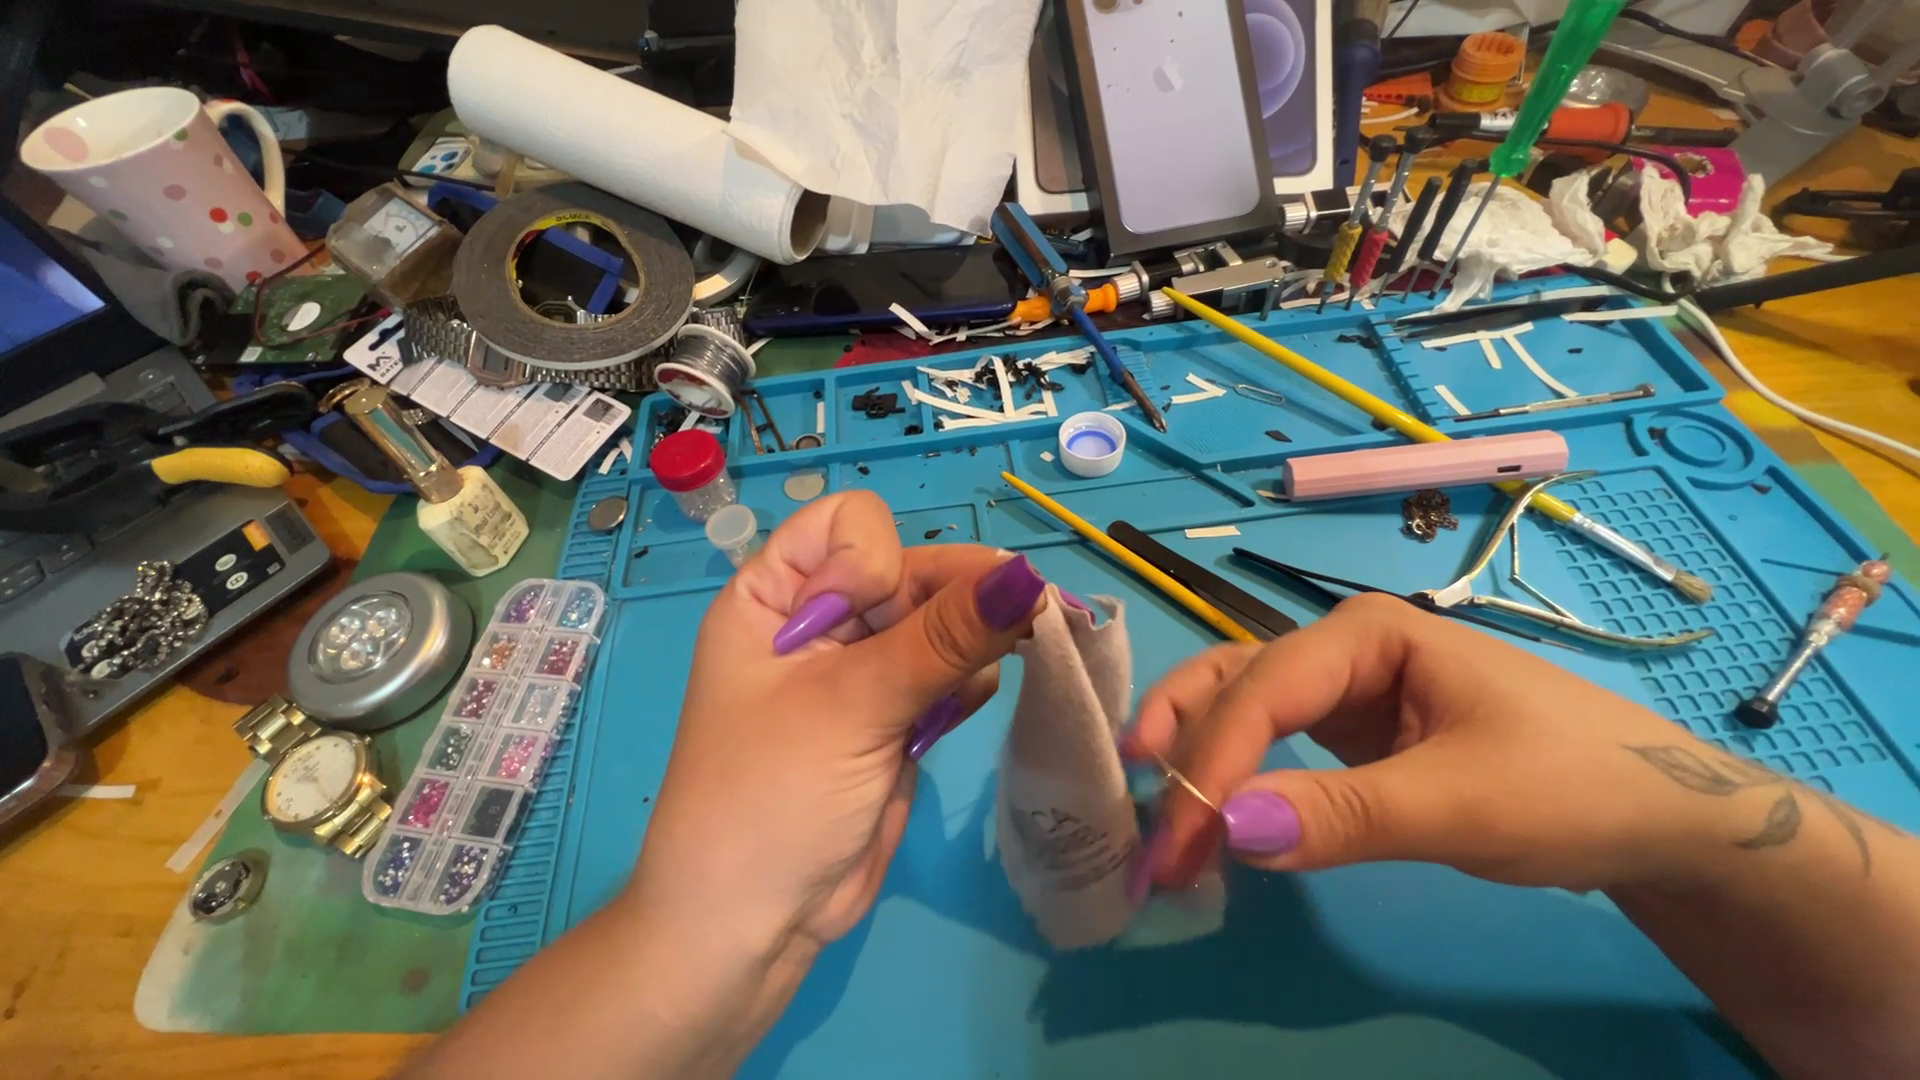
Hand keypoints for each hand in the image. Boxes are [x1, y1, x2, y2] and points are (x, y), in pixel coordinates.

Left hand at [628, 491, 1047, 963]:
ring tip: (993, 664)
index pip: (846, 526)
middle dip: (956, 594)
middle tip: (1024, 617)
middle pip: (906, 571)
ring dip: (973, 635)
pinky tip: (969, 700)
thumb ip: (942, 640)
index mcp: (773, 597)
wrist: (753, 926)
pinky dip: (967, 677)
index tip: (878, 615)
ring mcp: (860, 671)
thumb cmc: (772, 798)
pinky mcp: (894, 715)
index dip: (876, 561)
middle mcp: (818, 622)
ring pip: (937, 621)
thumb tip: (1026, 575)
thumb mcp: (852, 708)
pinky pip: (947, 670)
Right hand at [1128, 593, 1785, 894]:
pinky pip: (1267, 745)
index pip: (1261, 689)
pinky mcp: (1345, 731)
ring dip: (1193, 760)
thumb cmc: (1577, 785)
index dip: (1212, 759)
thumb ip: (1343, 814)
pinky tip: (1209, 814)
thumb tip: (1228, 832)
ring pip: (1236, 709)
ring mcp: (1338, 689)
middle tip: (1148, 829)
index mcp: (1364, 634)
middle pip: (1229, 684)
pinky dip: (1230, 777)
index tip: (1180, 836)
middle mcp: (1337, 649)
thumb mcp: (1464, 804)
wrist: (1665, 816)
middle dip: (1183, 751)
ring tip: (1160, 821)